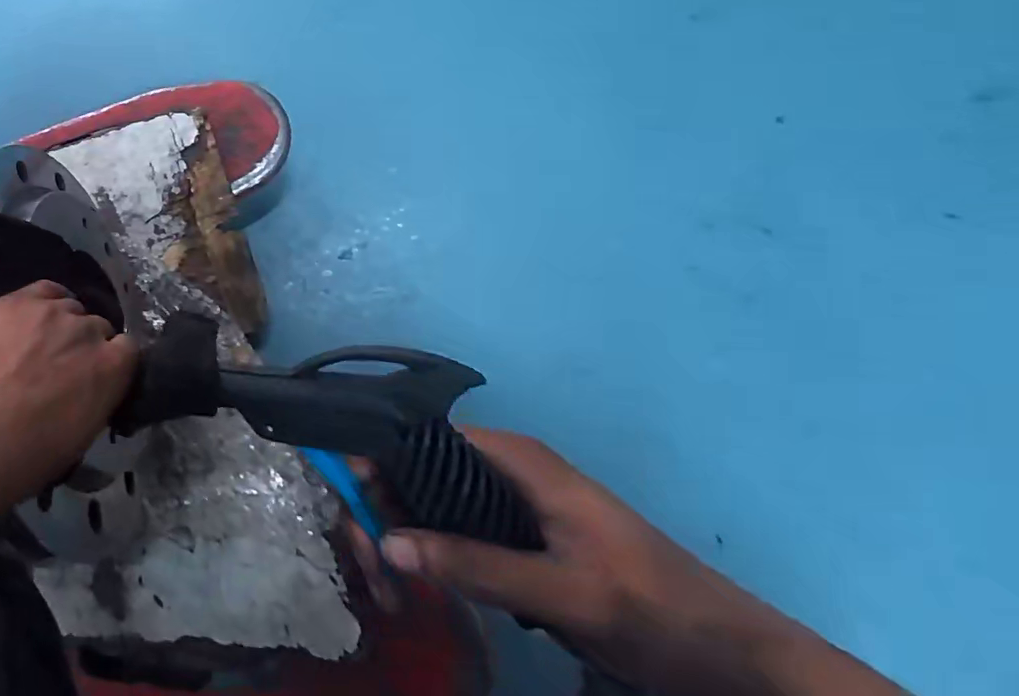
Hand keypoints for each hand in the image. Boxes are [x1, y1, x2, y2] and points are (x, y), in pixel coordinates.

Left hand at [0, 281, 138, 523]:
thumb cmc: (23, 456)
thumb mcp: (80, 438)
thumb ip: (96, 398)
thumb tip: (92, 385)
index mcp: (111, 368)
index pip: (129, 350)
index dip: (112, 364)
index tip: (95, 379)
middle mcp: (86, 330)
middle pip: (97, 327)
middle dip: (84, 346)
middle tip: (59, 370)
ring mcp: (48, 311)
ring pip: (68, 307)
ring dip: (60, 325)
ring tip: (35, 347)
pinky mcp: (12, 301)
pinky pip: (42, 291)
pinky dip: (41, 303)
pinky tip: (26, 321)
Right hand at [377, 428, 902, 695]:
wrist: (742, 660)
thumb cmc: (661, 612)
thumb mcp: (572, 595)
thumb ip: (478, 565)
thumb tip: (386, 542)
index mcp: (513, 457)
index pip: (417, 437)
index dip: (375, 463)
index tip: (354, 510)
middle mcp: (501, 465)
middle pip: (414, 467)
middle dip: (381, 507)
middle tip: (371, 565)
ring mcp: (507, 498)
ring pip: (426, 498)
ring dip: (399, 532)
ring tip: (386, 579)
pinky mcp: (512, 530)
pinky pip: (448, 525)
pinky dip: (425, 548)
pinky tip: (414, 578)